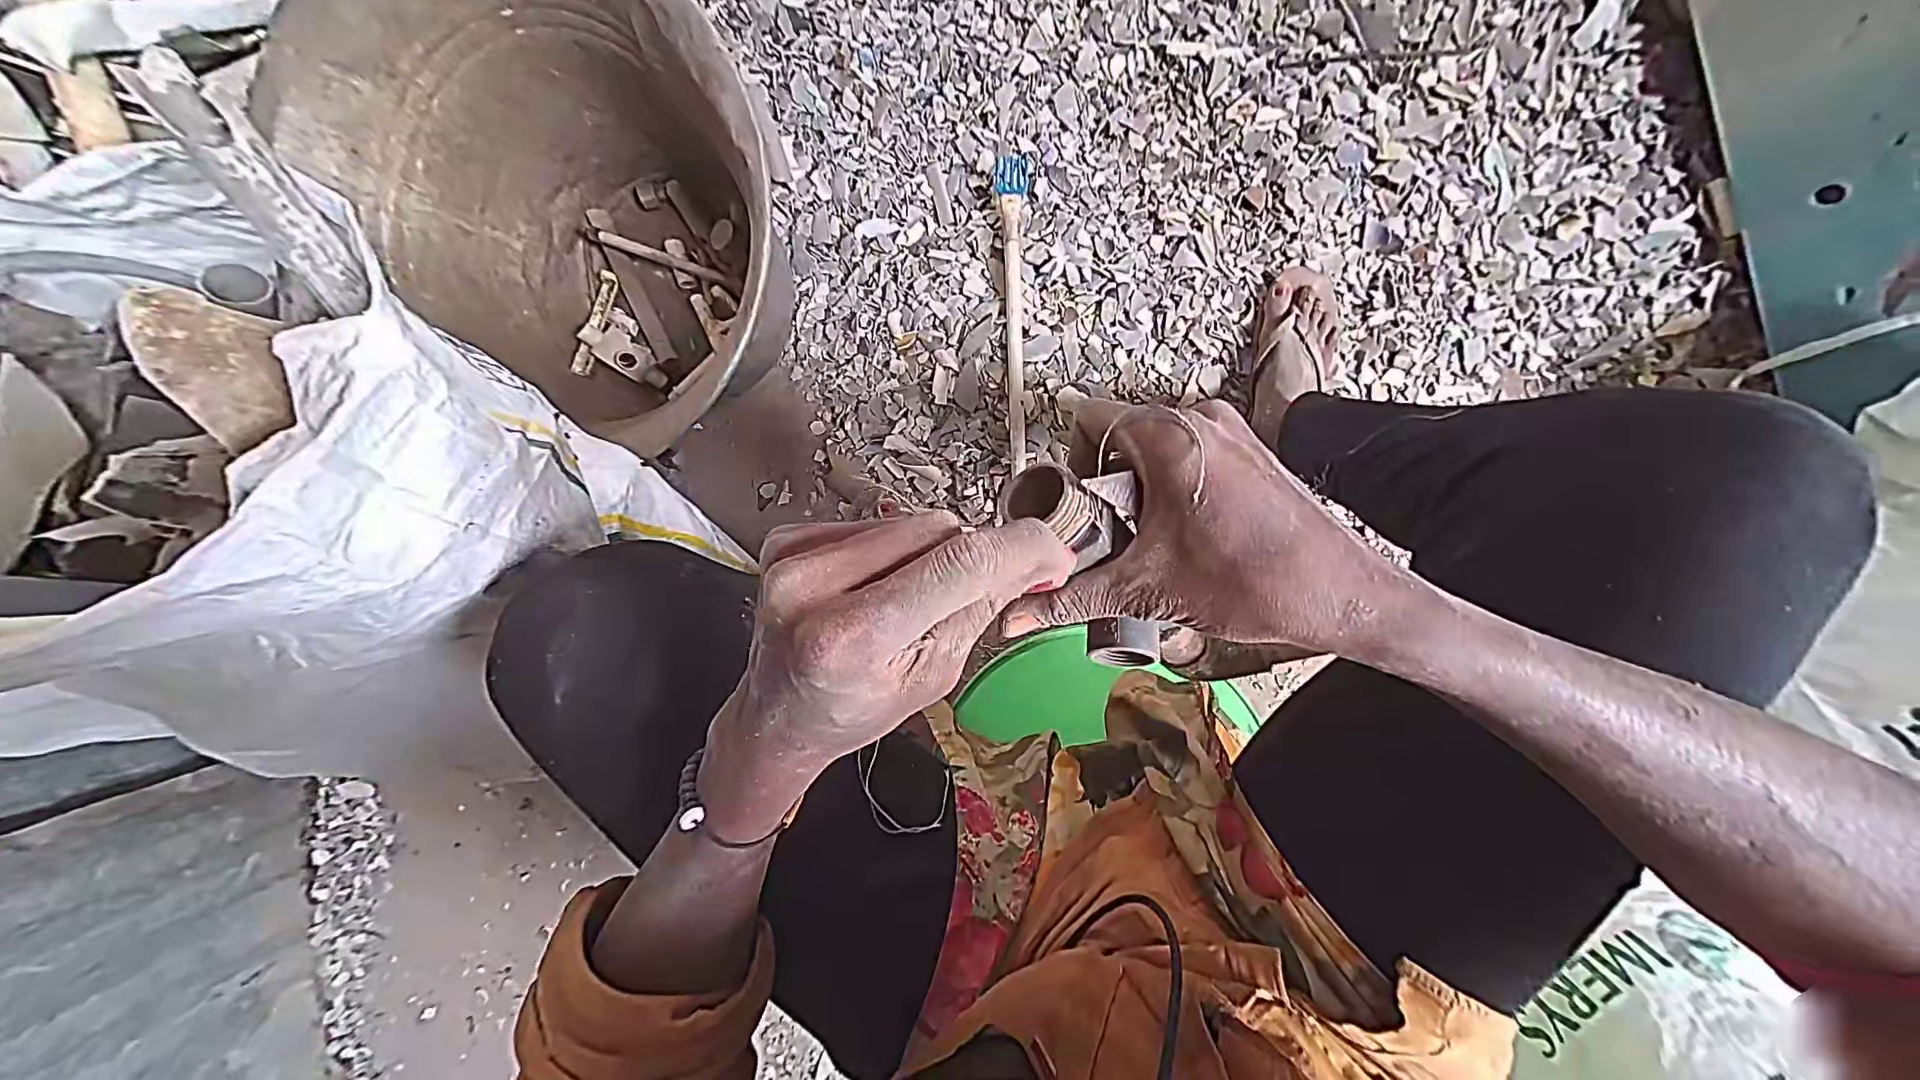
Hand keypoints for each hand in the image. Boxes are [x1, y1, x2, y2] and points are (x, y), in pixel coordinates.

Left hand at [699, 512, 1072, 840]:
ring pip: (908, 521)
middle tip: (970, 592)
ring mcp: (793, 557)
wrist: (778, 716)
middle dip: (971, 556)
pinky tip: (878, 585)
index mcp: (852, 638)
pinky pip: (874, 522)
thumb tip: (1034, 562)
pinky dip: (894, 547)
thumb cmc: (850, 711)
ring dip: (930, 552)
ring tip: (909, 598)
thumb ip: (979, 608)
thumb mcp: (930, 677)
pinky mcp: (787, 538)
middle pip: (936, 530)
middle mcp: (812, 587)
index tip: (1053, 549)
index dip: (1019, 548)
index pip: (958, 564)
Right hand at [1001, 400, 1418, 654]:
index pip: (1085, 419)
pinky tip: (1179, 535)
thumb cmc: (1263, 581)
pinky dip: (1167, 488)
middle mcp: (1199, 419)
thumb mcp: (1148, 590)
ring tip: (1147, 540)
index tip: (1074, 506)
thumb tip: (1020, 615)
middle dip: (1102, 486)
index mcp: (1169, 435)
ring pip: (1150, 447)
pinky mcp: (1245, 451)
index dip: (1068, 464)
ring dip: (1135, 490)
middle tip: (1110, 534)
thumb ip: (1072, 600)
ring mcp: (1228, 432)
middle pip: (1116, 435)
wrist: (1342, 596)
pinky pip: (1185, 455)